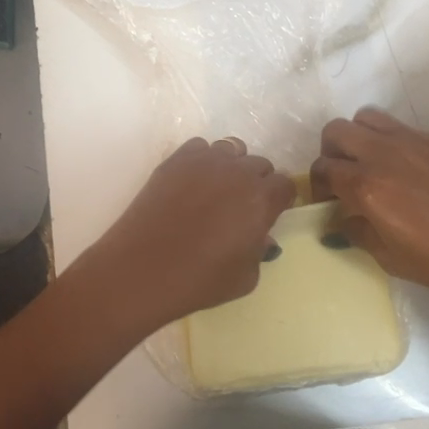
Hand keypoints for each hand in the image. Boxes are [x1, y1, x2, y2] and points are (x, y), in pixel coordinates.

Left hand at [65, 137, 293, 336]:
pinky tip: (192, 182)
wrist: (143, 267)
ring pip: (231, 149)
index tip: (270, 213)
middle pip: (259, 165)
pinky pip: (199, 147)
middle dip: (257, 182)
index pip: (285, 184)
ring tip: (216, 190)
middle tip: (241, 206)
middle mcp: (238, 172)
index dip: (280, 199)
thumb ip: (259, 251)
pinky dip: (202, 160)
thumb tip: (260, 236)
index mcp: (262, 199)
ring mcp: (205, 161)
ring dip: (231, 166)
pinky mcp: (175, 159)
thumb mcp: (246, 277)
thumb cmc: (200, 280)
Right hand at [310, 107, 428, 314]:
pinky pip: (404, 130)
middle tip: (344, 178)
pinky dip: (395, 144)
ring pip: (367, 118)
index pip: (322, 169)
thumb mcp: (391, 259)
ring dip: (360, 138)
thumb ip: (357, 233)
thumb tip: (342, 220)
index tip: (327, 201)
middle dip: (331, 152)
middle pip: (336, 131)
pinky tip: (414, 174)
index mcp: (367, 185)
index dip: (317, 185)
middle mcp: (385, 153)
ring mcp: (415, 141)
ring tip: (373, 165)